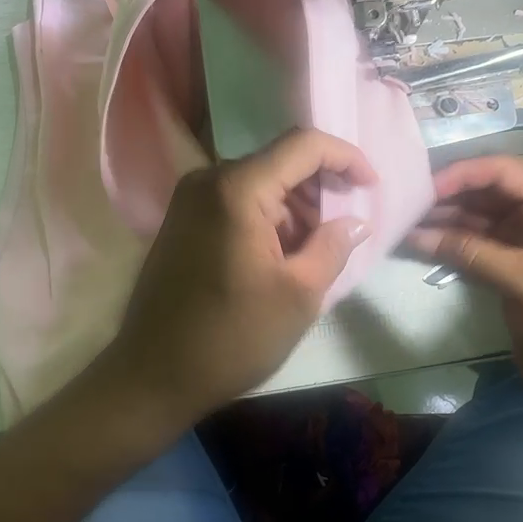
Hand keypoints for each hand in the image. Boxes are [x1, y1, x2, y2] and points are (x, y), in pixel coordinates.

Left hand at [100, 128, 375, 425]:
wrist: (151, 376)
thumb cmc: (230, 338)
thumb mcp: (298, 296)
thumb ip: (333, 246)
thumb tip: (355, 221)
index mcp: (237, 188)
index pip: (303, 145)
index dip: (345, 158)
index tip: (371, 188)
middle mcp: (209, 178)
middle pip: (280, 162)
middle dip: (319, 191)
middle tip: (343, 233)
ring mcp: (190, 197)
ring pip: (261, 182)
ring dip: (294, 209)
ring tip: (311, 256)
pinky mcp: (182, 218)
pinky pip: (237, 200)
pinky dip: (267, 218)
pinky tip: (278, 259)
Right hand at [408, 156, 522, 413]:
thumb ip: (473, 252)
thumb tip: (416, 235)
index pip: (507, 171)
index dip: (466, 174)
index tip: (428, 187)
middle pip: (489, 189)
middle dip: (450, 194)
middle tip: (409, 201)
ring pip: (477, 214)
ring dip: (445, 217)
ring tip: (407, 221)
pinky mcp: (508, 264)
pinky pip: (473, 241)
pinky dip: (449, 240)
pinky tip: (420, 242)